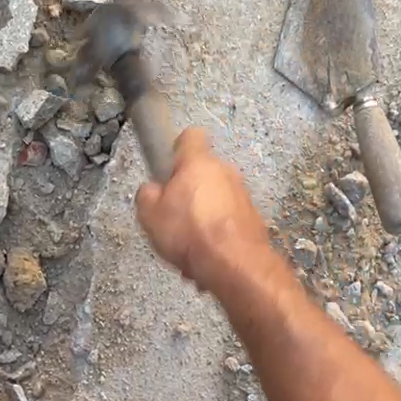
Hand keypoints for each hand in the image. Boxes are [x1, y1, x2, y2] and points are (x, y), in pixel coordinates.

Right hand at [134, 129, 275, 291]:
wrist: (233, 263)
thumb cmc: (191, 233)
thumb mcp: (149, 214)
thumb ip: (147, 195)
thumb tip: (152, 190)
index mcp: (198, 162)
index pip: (189, 136)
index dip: (175, 149)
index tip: (167, 167)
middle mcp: (225, 171)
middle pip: (202, 172)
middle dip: (187, 190)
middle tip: (171, 213)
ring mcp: (242, 194)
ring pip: (215, 198)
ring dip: (202, 214)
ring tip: (187, 242)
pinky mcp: (252, 217)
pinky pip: (227, 219)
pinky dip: (216, 233)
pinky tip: (203, 254)